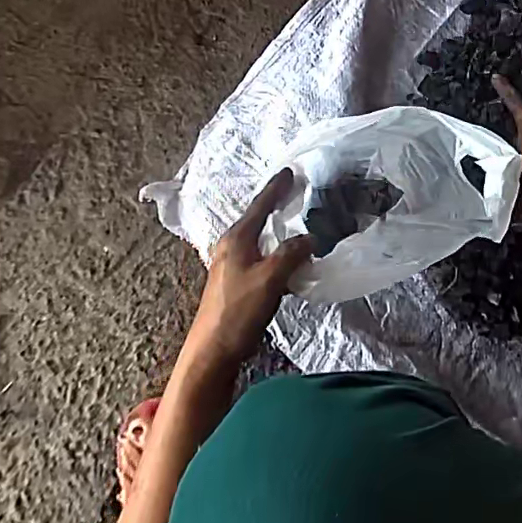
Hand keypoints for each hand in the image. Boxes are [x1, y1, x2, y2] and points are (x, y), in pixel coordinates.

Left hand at [185, 169, 313, 372]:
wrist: (212, 350)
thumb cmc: (238, 311)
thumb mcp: (270, 280)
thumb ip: (290, 255)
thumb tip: (309, 238)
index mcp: (236, 239)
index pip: (260, 206)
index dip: (275, 189)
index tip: (288, 172)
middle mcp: (230, 246)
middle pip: (255, 218)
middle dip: (273, 204)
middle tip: (292, 190)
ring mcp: (229, 264)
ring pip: (256, 237)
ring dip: (273, 227)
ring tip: (291, 218)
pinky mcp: (233, 282)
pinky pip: (257, 255)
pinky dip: (272, 248)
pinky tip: (283, 256)